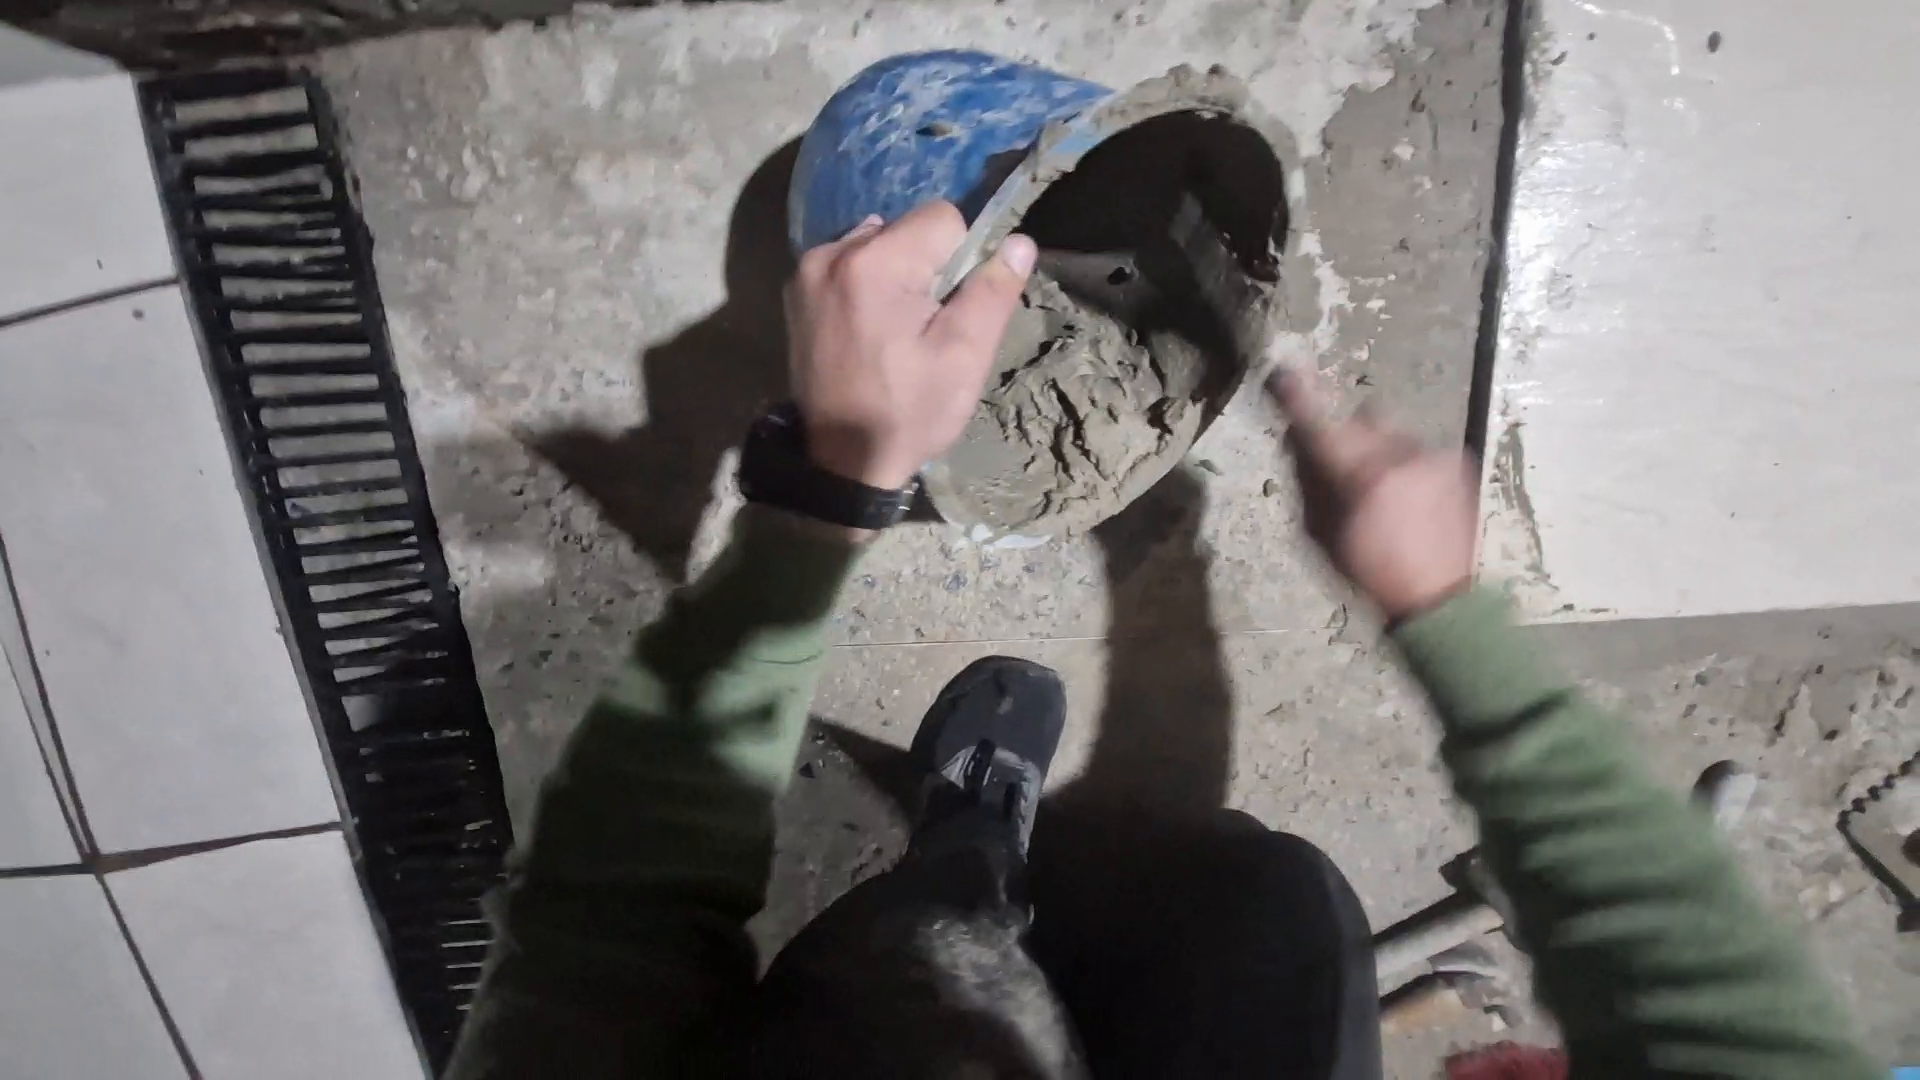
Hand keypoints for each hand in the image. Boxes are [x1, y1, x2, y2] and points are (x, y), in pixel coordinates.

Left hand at [785, 201, 1036, 490]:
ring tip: (893, 334)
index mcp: (875, 263)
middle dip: (925, 268)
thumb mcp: (964, 358)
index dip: (961, 261)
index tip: (951, 310)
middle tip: (923, 331)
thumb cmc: (909, 412)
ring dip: (894, 276)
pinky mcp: (795, 295)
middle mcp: (832, 253)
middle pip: (905, 230)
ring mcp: (806, 273)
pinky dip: (864, 288)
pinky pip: (846, 267)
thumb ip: (993, 293)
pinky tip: (867, 333)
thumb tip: (1019, 242)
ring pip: (875, 245)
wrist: (842, 461)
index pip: (943, 218)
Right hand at [1269, 369, 1477, 621]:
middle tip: (1343, 466)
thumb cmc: (1369, 572)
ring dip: (1379, 450)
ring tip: (1383, 493)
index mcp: (1362, 477)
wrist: (1444, 597)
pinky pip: (1419, 449)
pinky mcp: (1459, 463)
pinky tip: (1411, 500)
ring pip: (1392, 433)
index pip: (1321, 424)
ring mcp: (1436, 457)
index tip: (1282, 373)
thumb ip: (1307, 482)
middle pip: (1364, 417)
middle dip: (1349, 433)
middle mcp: (1402, 456)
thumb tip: (1297, 441)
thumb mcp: (1319, 535)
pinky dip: (1407, 465)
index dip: (1298, 397)